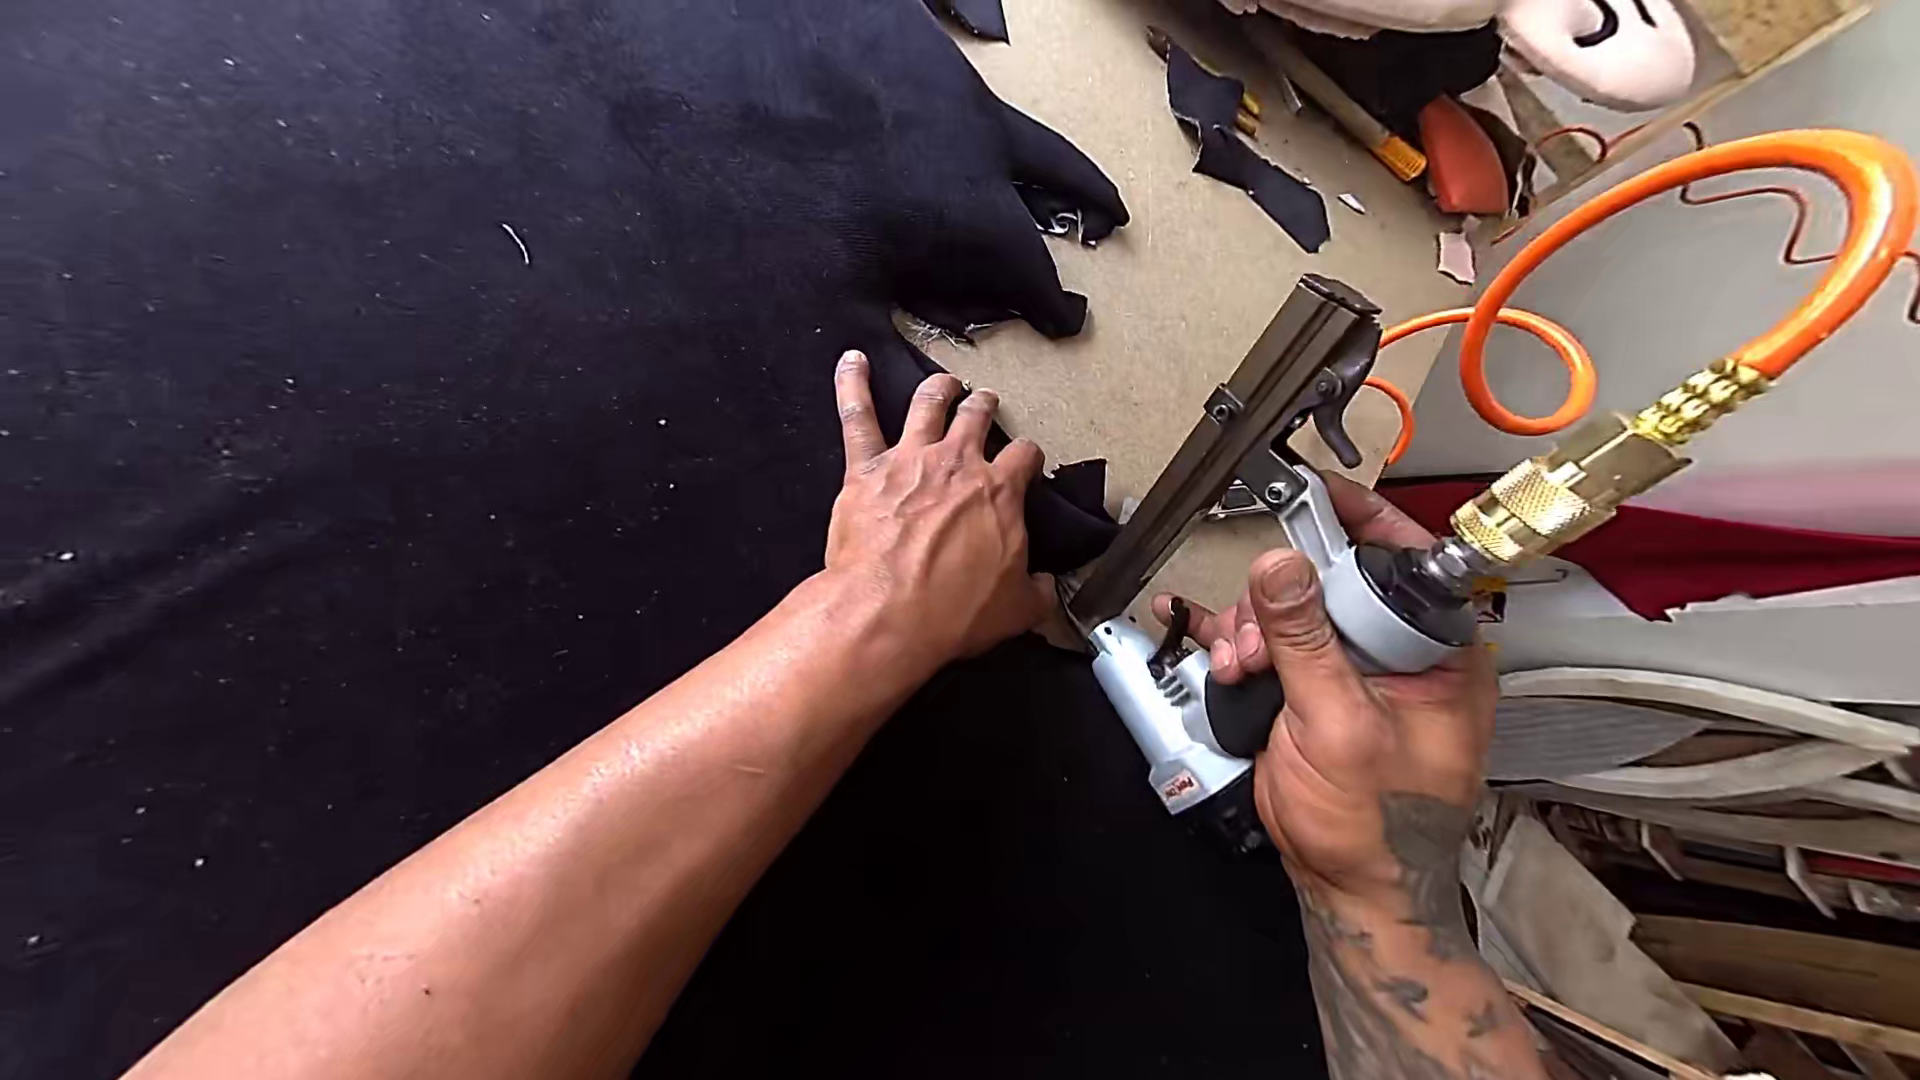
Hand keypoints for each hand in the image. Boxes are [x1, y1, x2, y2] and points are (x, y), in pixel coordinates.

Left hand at [823, 350, 1055, 674]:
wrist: (889, 612)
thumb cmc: (952, 610)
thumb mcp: (1016, 609)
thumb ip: (1038, 593)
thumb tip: (1046, 588)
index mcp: (999, 492)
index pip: (1024, 456)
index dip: (1028, 456)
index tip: (1025, 461)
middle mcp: (958, 463)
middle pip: (977, 416)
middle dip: (984, 407)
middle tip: (985, 404)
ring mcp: (911, 460)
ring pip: (928, 404)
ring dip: (938, 388)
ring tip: (943, 382)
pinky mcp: (867, 469)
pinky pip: (857, 416)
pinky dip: (852, 385)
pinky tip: (852, 360)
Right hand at [1152, 473, 1495, 908]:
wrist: (1340, 875)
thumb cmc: (1374, 819)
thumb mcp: (1340, 724)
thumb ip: (1306, 641)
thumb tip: (1280, 565)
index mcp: (1432, 654)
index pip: (1402, 564)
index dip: (1357, 524)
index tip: (1311, 495)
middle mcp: (1385, 650)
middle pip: (1321, 581)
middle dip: (1275, 602)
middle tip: (1256, 645)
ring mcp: (1334, 663)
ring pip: (1278, 608)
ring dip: (1243, 630)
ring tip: (1237, 671)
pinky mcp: (1293, 680)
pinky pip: (1251, 638)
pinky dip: (1219, 631)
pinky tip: (1188, 619)